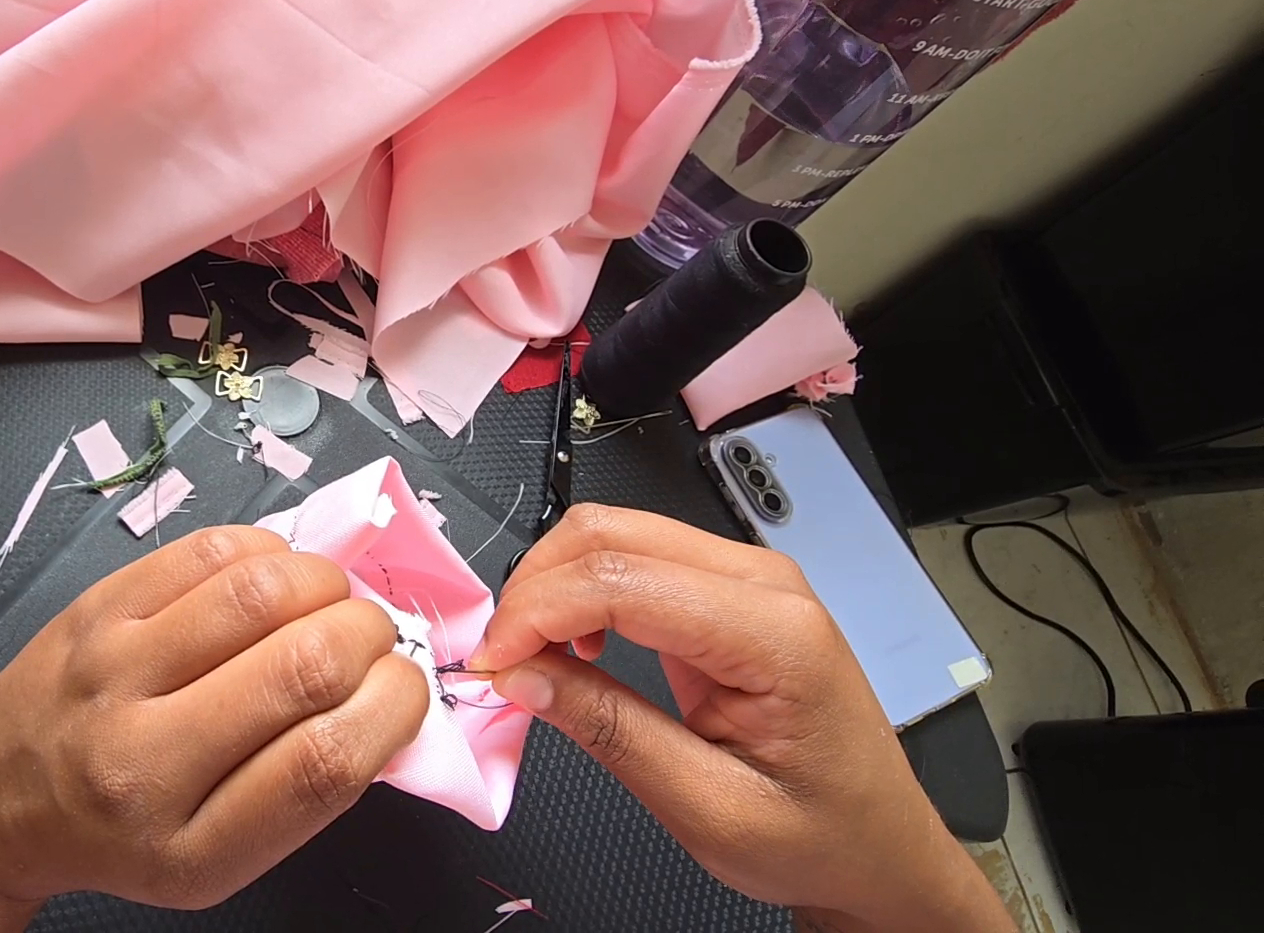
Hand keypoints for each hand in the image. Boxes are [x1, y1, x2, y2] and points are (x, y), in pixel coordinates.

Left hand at [0, 526, 428, 932]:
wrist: (0, 793)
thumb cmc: (125, 830)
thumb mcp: (216, 855)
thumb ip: (304, 785)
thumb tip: (386, 690)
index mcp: (189, 846)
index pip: (323, 763)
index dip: (392, 708)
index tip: (403, 685)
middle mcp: (144, 755)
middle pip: (300, 666)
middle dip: (368, 634)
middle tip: (372, 634)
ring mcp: (115, 665)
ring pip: (259, 592)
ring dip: (326, 582)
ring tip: (330, 597)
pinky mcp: (102, 602)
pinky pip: (210, 549)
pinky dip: (270, 550)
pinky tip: (276, 572)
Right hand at [471, 505, 1012, 932]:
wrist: (881, 844)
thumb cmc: (816, 838)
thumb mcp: (707, 809)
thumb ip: (608, 730)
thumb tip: (518, 676)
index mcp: (773, 633)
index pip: (619, 582)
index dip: (537, 612)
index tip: (494, 663)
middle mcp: (758, 577)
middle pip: (605, 532)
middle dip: (534, 586)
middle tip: (505, 655)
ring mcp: (740, 570)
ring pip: (607, 530)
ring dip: (550, 582)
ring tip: (535, 651)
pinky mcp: (719, 580)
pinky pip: (625, 552)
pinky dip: (576, 585)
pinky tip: (578, 640)